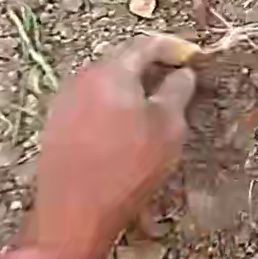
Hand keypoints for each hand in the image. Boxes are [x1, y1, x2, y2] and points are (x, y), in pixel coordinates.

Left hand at [23, 35, 199, 256]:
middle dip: (157, 64)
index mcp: (109, 73)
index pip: (147, 44)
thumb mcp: (169, 123)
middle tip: (185, 76)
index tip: (200, 59)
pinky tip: (136, 119)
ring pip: (109, 80)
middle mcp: (80, 81)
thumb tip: (182, 73)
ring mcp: (64, 104)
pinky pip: (95, 99)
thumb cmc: (130, 164)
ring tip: (165, 99)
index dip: (178, 47)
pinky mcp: (58, 126)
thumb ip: (178, 89)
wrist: (75, 215)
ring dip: (138, 83)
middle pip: (124, 59)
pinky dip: (120, 99)